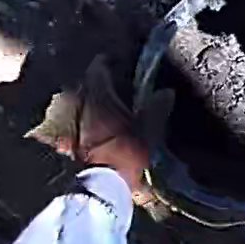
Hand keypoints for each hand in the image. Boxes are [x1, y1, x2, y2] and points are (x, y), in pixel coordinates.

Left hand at [33, 57, 164, 201]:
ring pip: (87, 100)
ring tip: (118, 99)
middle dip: (105, 79)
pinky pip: (86, 116)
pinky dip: (96, 114)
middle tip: (123, 78)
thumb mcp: (148, 130)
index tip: (121, 58)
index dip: (108, 60)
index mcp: (100, 98)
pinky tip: (109, 121)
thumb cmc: (125, 153)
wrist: (103, 184)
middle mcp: (83, 105)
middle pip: (91, 83)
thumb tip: (167, 91)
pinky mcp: (77, 138)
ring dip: (100, 97)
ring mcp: (77, 122)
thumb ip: (157, 109)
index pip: (99, 68)